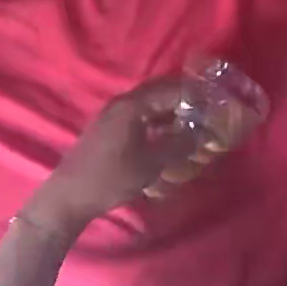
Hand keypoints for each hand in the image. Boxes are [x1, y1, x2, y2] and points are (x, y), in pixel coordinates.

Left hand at [23, 77, 197, 237]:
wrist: (70, 195)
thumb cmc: (112, 178)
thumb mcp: (152, 164)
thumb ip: (179, 145)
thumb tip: (201, 133)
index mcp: (134, 105)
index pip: (172, 89)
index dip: (197, 95)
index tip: (217, 103)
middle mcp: (123, 102)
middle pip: (160, 90)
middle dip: (185, 97)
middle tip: (207, 109)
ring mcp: (113, 112)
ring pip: (149, 101)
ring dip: (171, 107)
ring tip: (192, 121)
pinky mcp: (109, 125)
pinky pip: (140, 111)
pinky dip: (157, 116)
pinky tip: (167, 132)